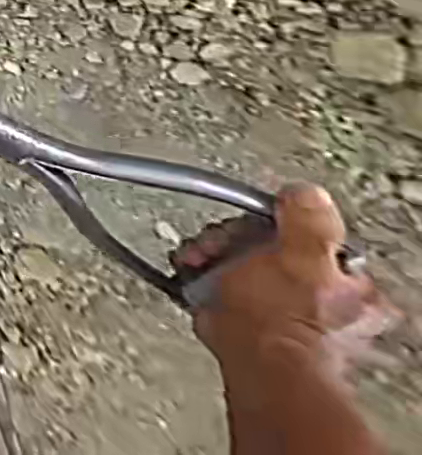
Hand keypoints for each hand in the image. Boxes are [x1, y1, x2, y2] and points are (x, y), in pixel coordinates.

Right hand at [179, 184, 397, 373]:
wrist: (251, 353)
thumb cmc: (282, 317)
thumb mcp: (300, 261)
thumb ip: (308, 226)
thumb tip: (308, 192)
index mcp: (349, 284)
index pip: (300, 233)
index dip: (263, 226)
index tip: (244, 231)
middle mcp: (321, 295)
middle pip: (260, 243)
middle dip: (227, 241)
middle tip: (216, 249)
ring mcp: (280, 302)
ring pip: (235, 257)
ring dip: (208, 254)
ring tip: (201, 264)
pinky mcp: (245, 307)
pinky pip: (217, 275)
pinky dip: (200, 271)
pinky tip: (195, 274)